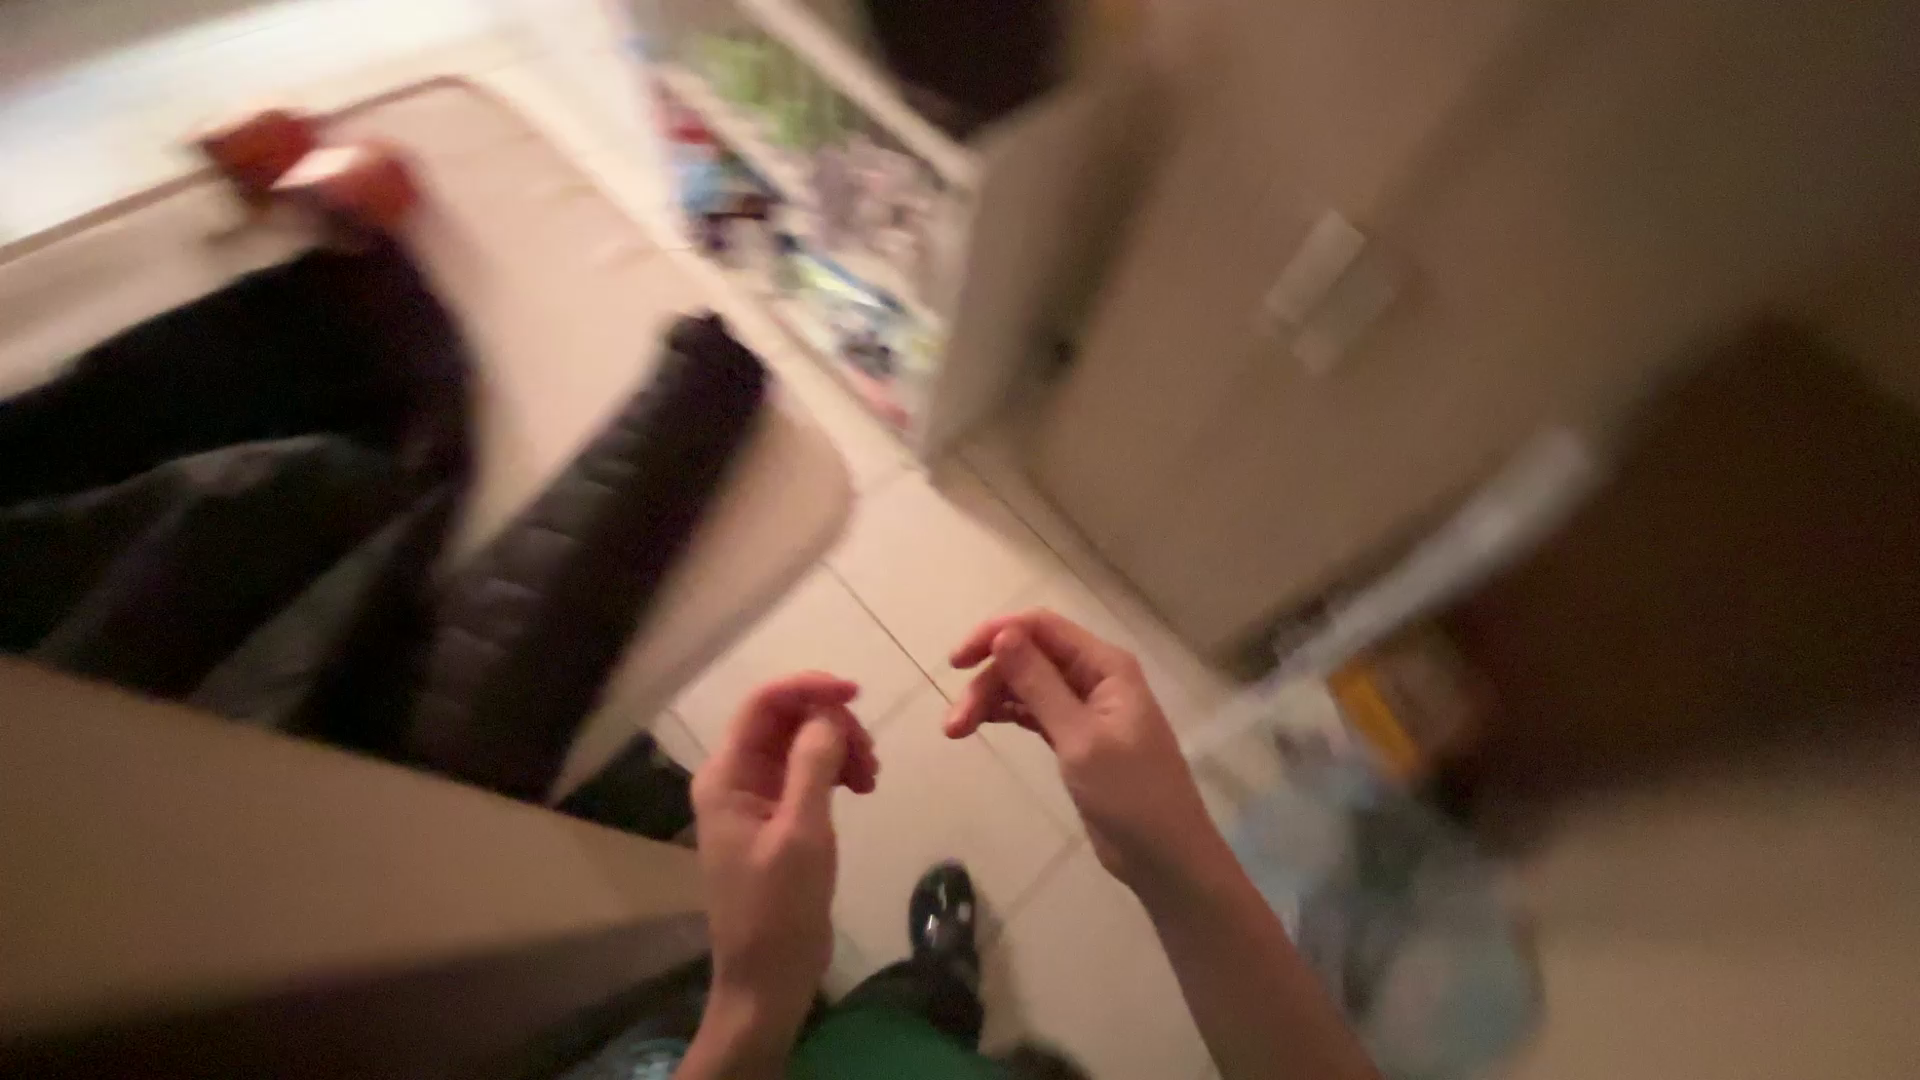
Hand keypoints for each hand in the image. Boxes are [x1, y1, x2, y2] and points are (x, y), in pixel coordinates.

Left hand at [685, 673, 877, 1075]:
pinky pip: (810, 768)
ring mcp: (758, 793)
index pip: (764, 703)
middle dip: (833, 725)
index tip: (856, 694)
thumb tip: (829, 713)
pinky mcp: (778, 812)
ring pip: (804, 741)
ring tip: (871, 777)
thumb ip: (813, 764)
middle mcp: (737, 775)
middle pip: (788, 718)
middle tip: (870, 757)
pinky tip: (862, 787)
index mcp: (727, 774)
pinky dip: (839, 768)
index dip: (809, 687)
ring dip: (841, 747)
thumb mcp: (801, 833)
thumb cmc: (778, 909)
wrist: (768, 979)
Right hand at [945, 611, 1226, 897]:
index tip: (957, 662)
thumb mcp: (1080, 738)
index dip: (995, 633)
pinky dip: (1005, 713)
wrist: (1165, 857)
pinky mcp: (1074, 734)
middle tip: (953, 723)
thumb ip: (1040, 684)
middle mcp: (1094, 675)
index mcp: (1105, 665)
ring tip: (955, 731)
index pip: (1041, 627)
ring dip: (990, 699)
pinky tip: (978, 725)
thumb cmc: (1130, 795)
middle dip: (988, 680)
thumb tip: (1002, 634)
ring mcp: (1084, 705)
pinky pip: (1032, 709)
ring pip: (1025, 684)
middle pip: (1028, 656)